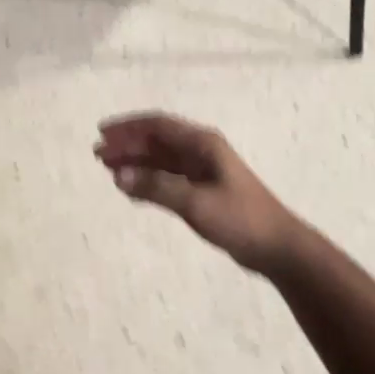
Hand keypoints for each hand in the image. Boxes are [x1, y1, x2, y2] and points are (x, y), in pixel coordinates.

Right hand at [95, 112, 304, 272]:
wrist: (277, 247)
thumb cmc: (241, 219)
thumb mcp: (196, 203)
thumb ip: (156, 188)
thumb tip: (118, 175)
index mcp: (203, 145)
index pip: (159, 126)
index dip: (128, 127)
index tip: (102, 133)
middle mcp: (201, 153)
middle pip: (157, 142)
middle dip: (127, 145)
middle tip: (97, 155)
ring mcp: (202, 173)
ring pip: (161, 161)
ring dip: (135, 163)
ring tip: (108, 170)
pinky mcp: (203, 193)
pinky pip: (168, 180)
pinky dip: (148, 182)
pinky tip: (131, 190)